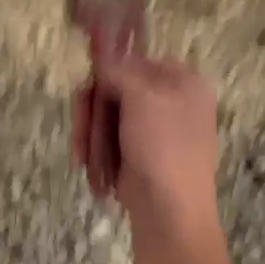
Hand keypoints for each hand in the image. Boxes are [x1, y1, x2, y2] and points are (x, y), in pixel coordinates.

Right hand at [73, 56, 221, 234]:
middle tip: (82, 137)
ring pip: (106, 121)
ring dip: (91, 142)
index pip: (133, 62)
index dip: (106, 76)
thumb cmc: (163, 147)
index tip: (86, 92)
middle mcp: (170, 102)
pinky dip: (97, 158)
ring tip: (87, 164)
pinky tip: (96, 175)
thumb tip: (102, 54)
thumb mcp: (142, 96)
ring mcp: (153, 132)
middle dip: (93, 117)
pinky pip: (108, 145)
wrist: (169, 209)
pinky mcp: (138, 157)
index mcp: (182, 80)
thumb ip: (119, 70)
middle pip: (114, 92)